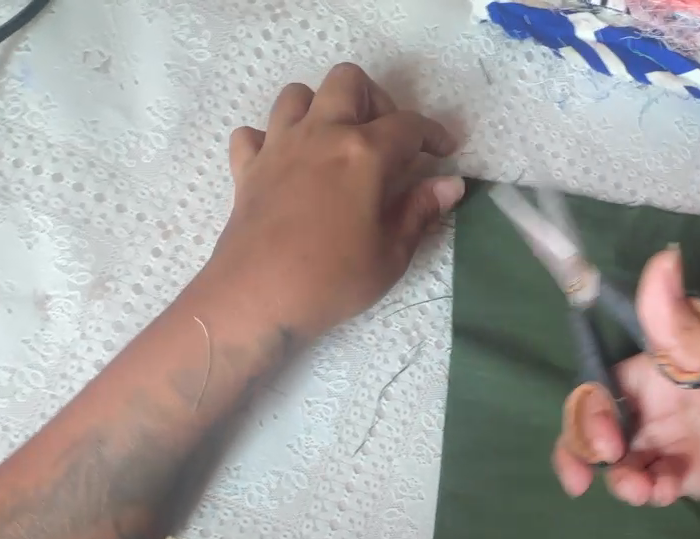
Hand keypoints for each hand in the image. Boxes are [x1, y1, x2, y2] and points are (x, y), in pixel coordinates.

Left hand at [202, 64, 461, 337]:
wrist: (260, 296)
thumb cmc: (335, 280)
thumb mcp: (391, 255)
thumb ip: (421, 212)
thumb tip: (451, 184)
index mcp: (363, 153)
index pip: (408, 125)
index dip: (433, 134)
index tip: (445, 151)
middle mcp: (321, 133)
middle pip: (349, 82)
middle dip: (375, 101)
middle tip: (387, 140)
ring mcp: (278, 145)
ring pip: (298, 95)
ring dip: (323, 110)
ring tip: (337, 145)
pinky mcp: (248, 166)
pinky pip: (256, 132)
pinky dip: (272, 140)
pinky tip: (287, 165)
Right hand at [551, 247, 699, 521]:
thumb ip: (686, 330)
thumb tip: (664, 257)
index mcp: (668, 370)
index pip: (606, 384)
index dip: (591, 412)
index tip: (603, 445)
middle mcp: (664, 402)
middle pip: (603, 424)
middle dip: (590, 451)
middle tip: (603, 477)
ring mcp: (674, 439)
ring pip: (622, 458)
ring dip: (622, 477)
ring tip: (645, 492)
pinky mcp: (686, 472)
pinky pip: (650, 481)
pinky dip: (649, 489)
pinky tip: (669, 493)